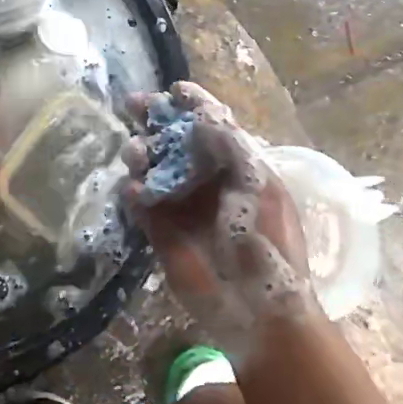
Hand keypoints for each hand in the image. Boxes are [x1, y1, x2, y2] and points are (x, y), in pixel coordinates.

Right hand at [123, 83, 316, 354]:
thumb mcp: (261, 188)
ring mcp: (179, 203)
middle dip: (153, 118)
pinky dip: (132, 190)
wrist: (258, 312)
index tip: (173, 91)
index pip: (209, 124)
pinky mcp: (158, 228)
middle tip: (133, 105)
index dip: (191, 104)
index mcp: (235, 165)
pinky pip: (138, 200)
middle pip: (171, 137)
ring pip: (150, 164)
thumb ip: (232, 148)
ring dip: (140, 152)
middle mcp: (203, 178)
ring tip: (137, 154)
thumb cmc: (270, 246)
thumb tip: (203, 116)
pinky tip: (135, 190)